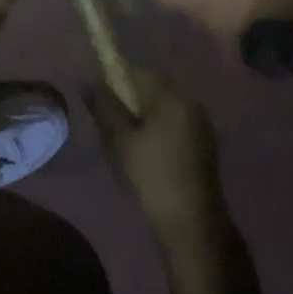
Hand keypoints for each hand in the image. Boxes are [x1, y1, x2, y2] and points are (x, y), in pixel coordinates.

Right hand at [88, 65, 223, 234]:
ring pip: (164, 108)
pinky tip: (146, 153)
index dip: (115, 79)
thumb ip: (103, 106)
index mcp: (172, 98)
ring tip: (126, 141)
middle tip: (110, 124)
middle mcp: (192, 104)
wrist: (191, 221)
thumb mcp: (118, 139)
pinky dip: (158, 129)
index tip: (100, 99)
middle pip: (153, 88)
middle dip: (129, 99)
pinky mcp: (205, 145)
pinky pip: (175, 124)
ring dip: (144, 116)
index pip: (139, 72)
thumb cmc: (150, 175)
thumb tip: (88, 80)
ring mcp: (202, 125)